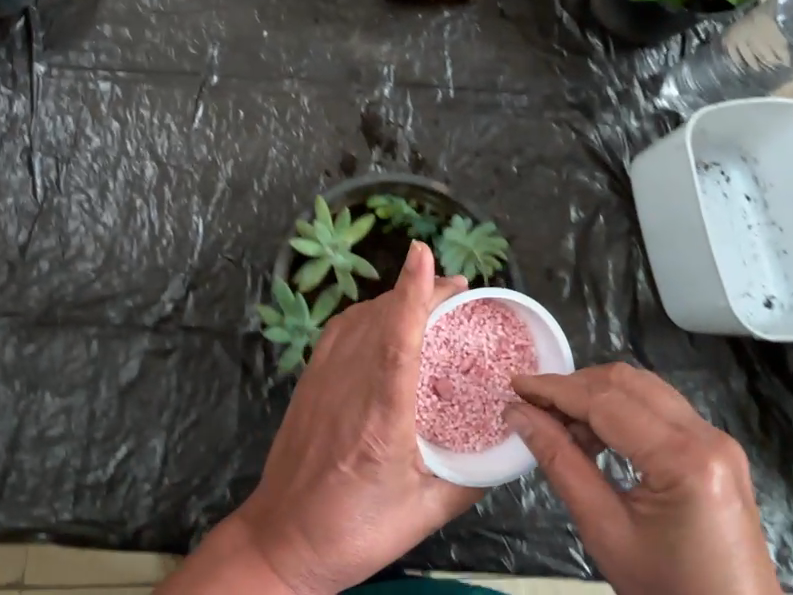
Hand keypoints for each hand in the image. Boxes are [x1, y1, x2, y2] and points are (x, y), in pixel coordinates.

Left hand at [219, 240, 481, 594]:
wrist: (282, 538)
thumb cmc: (354, 531)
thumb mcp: (424, 514)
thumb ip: (470, 478)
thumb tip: (510, 446)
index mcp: (381, 418)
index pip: (398, 340)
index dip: (412, 293)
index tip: (423, 255)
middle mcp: (348, 385)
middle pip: (383, 318)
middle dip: (420, 291)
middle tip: (460, 290)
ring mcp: (323, 378)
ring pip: (360, 318)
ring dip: (395, 299)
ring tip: (430, 299)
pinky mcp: (309, 380)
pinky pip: (340, 330)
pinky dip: (368, 314)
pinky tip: (386, 321)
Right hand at [507, 363, 780, 594]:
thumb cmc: (667, 589)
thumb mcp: (605, 531)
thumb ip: (560, 464)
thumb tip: (518, 414)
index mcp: (684, 458)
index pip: (605, 401)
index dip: (554, 390)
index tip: (514, 387)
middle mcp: (707, 436)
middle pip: (625, 383)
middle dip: (573, 387)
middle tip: (532, 407)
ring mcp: (718, 440)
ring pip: (643, 388)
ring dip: (596, 395)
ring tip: (560, 423)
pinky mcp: (718, 450)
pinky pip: (661, 408)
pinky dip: (622, 409)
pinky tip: (596, 435)